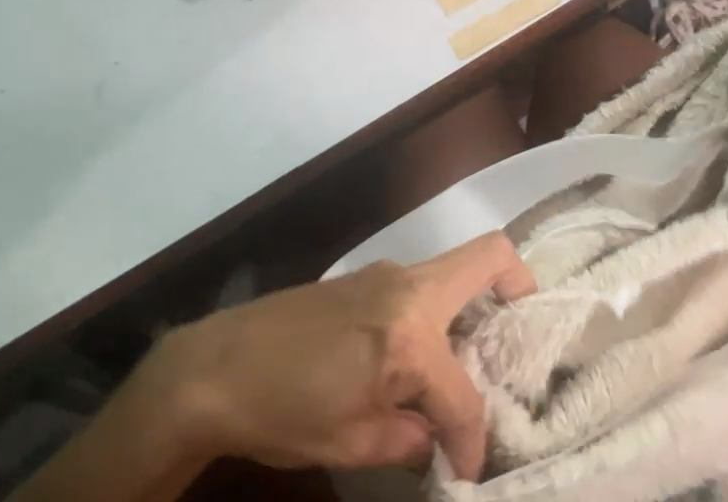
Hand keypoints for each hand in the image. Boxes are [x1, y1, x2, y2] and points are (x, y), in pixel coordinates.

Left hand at [148, 232, 535, 480]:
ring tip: (464, 366)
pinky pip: (420, 285)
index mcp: (410, 333)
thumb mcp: (352, 442)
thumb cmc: (281, 411)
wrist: (208, 369)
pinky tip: (412, 360)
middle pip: (487, 259)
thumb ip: (410, 438)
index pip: (464, 393)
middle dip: (518, 294)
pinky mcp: (361, 278)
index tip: (468, 469)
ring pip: (454, 271)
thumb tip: (436, 439)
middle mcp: (406, 288)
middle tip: (519, 345)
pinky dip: (435, 313)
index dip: (474, 439)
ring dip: (472, 309)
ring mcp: (383, 275)